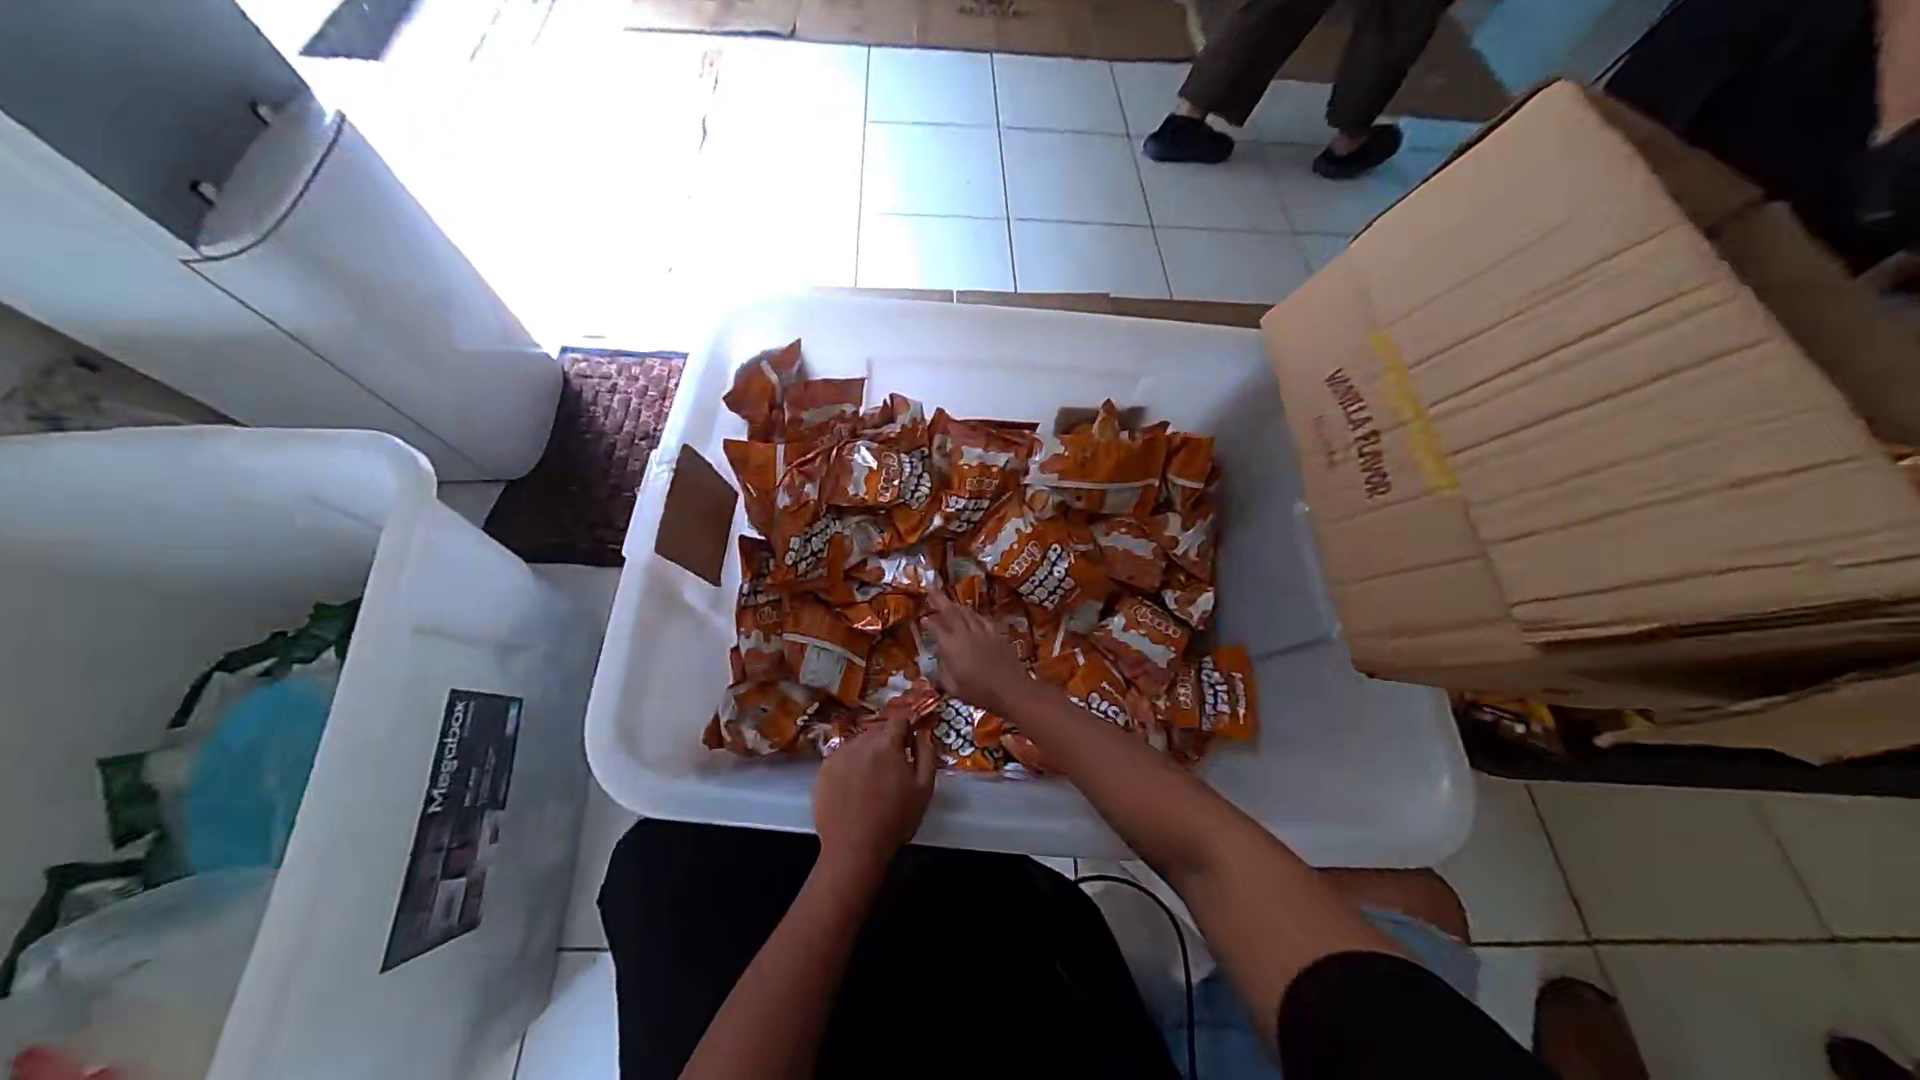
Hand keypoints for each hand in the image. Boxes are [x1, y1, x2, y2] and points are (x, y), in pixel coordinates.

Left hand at [813, 714, 935, 874]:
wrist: (854, 848)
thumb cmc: (895, 819)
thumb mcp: (924, 788)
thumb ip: (927, 754)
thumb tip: (923, 732)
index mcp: (887, 744)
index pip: (899, 719)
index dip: (907, 728)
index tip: (909, 742)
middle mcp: (860, 742)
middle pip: (878, 729)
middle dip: (888, 739)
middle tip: (893, 762)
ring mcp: (839, 755)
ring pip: (859, 741)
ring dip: (869, 750)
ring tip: (872, 776)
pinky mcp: (823, 769)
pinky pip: (842, 756)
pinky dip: (851, 762)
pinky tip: (854, 784)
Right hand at [924, 590, 1029, 714]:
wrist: (1010, 689)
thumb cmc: (979, 692)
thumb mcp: (952, 688)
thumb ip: (942, 672)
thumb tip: (938, 660)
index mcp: (951, 646)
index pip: (936, 627)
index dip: (928, 621)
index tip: (923, 619)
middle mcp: (965, 633)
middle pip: (951, 611)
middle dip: (939, 599)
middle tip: (931, 589)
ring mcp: (983, 631)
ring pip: (967, 612)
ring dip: (956, 605)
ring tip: (949, 602)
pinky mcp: (997, 633)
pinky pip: (983, 618)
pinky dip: (974, 614)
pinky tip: (973, 616)